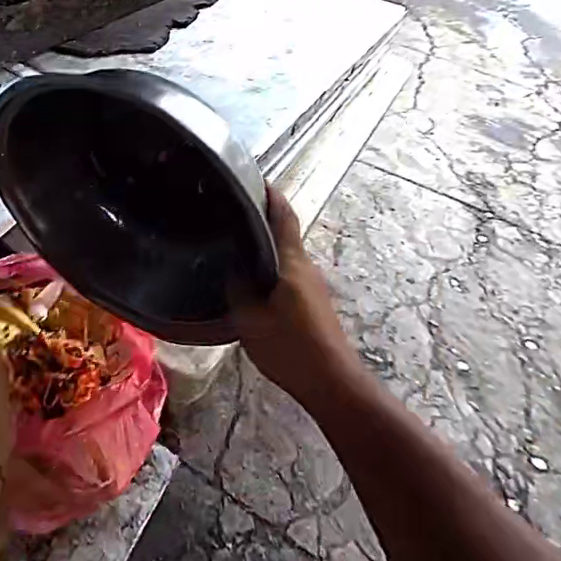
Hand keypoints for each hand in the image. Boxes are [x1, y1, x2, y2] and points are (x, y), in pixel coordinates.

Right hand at [233, 188, 368, 405]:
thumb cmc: (290, 347)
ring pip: (283, 256)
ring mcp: (311, 285)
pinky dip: (268, 267)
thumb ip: (238, 289)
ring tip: (232, 245)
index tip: (254, 178)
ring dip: (263, 246)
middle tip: (229, 213)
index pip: (283, 216)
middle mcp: (305, 267)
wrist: (332, 383)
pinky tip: (249, 281)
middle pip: (283, 233)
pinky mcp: (311, 303)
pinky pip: (286, 273)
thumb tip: (232, 268)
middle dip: (260, 219)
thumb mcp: (249, 319)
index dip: (271, 194)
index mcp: (291, 262)